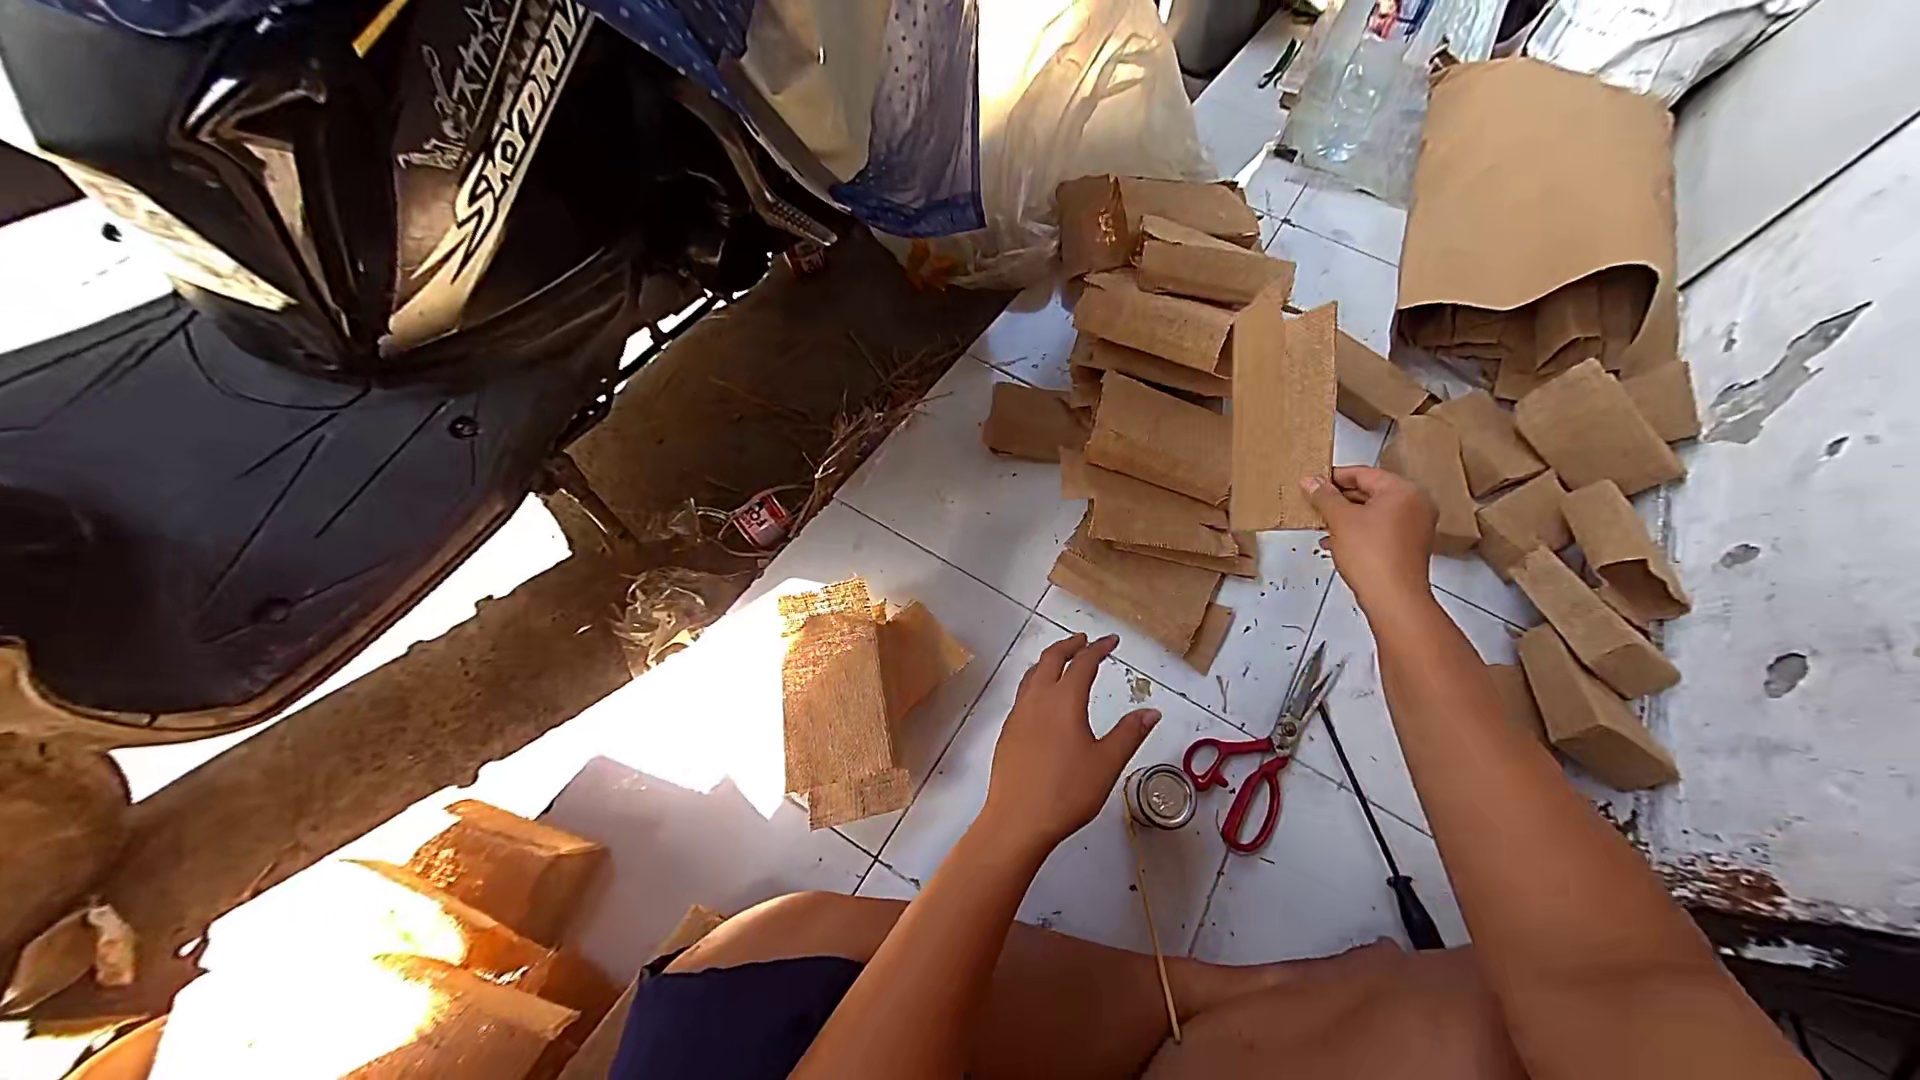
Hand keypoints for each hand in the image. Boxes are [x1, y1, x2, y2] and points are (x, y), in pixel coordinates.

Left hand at [980, 633, 1158, 855]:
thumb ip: (1129, 733)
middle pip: (1051, 659)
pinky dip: (1036, 681)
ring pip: (1032, 674)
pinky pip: (1022, 693)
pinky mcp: (1007, 731)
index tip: (1111, 641)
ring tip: (1062, 661)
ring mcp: (1018, 714)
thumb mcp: (1107, 763)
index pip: (1083, 663)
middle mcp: (1037, 699)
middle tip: (1084, 641)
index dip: (1098, 648)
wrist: (1018, 819)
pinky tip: (1042, 699)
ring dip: (1049, 661)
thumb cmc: (1067, 791)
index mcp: (1064, 700)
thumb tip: (1151, 712)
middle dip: (1069, 645)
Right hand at [1301, 466, 1436, 613]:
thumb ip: (1324, 497)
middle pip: (1369, 492)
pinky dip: (1357, 531)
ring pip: (1372, 512)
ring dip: (1345, 516)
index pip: (1363, 473)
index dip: (1333, 477)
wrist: (1393, 596)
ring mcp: (1414, 526)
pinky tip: (1334, 542)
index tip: (1312, 483)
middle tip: (1313, 503)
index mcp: (1403, 491)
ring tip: (1320, 523)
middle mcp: (1415, 505)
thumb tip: (1311, 481)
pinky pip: (1379, 529)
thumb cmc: (1371, 555)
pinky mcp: (1408, 545)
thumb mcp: (1340, 519)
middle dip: (1338, 499)